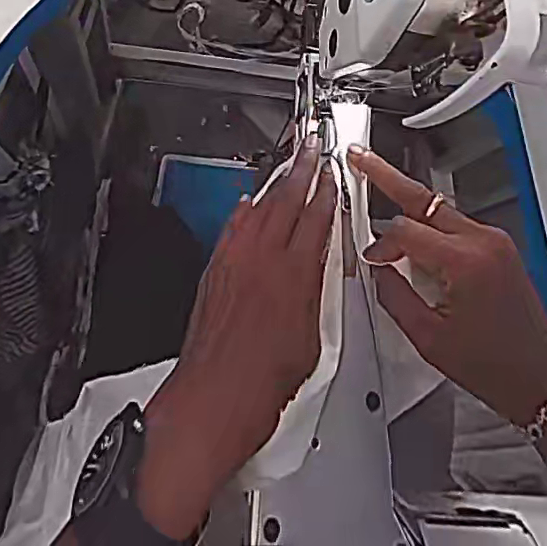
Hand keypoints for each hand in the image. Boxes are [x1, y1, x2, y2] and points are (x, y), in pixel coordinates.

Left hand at [136, 137, 336, 537]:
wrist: (213, 400)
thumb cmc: (262, 381)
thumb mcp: (314, 338)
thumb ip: (317, 292)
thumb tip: (321, 270)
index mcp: (295, 273)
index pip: (317, 217)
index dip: (328, 191)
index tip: (333, 174)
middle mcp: (263, 259)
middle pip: (288, 199)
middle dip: (303, 167)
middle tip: (311, 146)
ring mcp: (235, 261)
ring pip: (258, 207)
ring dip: (275, 182)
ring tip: (287, 163)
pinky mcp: (215, 271)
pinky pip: (232, 228)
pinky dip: (243, 211)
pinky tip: (248, 202)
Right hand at [349, 145, 546, 426]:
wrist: (538, 377)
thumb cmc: (493, 366)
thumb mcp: (428, 338)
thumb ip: (395, 294)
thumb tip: (378, 266)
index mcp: (465, 263)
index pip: (406, 231)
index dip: (381, 244)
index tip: (372, 259)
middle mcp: (483, 241)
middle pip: (424, 200)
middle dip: (387, 176)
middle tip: (362, 157)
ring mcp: (494, 239)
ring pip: (440, 208)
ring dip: (409, 206)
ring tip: (380, 186)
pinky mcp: (498, 244)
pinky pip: (456, 223)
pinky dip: (431, 226)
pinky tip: (417, 237)